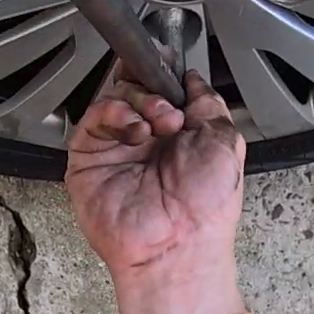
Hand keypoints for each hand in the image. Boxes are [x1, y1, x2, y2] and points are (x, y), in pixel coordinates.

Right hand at [67, 67, 248, 313]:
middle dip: (153, 87)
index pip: (159, 88)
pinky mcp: (88, 162)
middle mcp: (144, 143)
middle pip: (133, 85)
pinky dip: (115, 113)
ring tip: (159, 123)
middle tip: (170, 111)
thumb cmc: (205, 211)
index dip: (162, 71)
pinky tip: (136, 132)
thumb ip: (208, 103)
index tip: (169, 65)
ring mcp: (114, 152)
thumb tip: (192, 79)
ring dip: (139, 101)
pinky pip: (93, 119)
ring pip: (113, 96)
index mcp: (176, 137)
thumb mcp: (225, 142)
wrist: (178, 249)